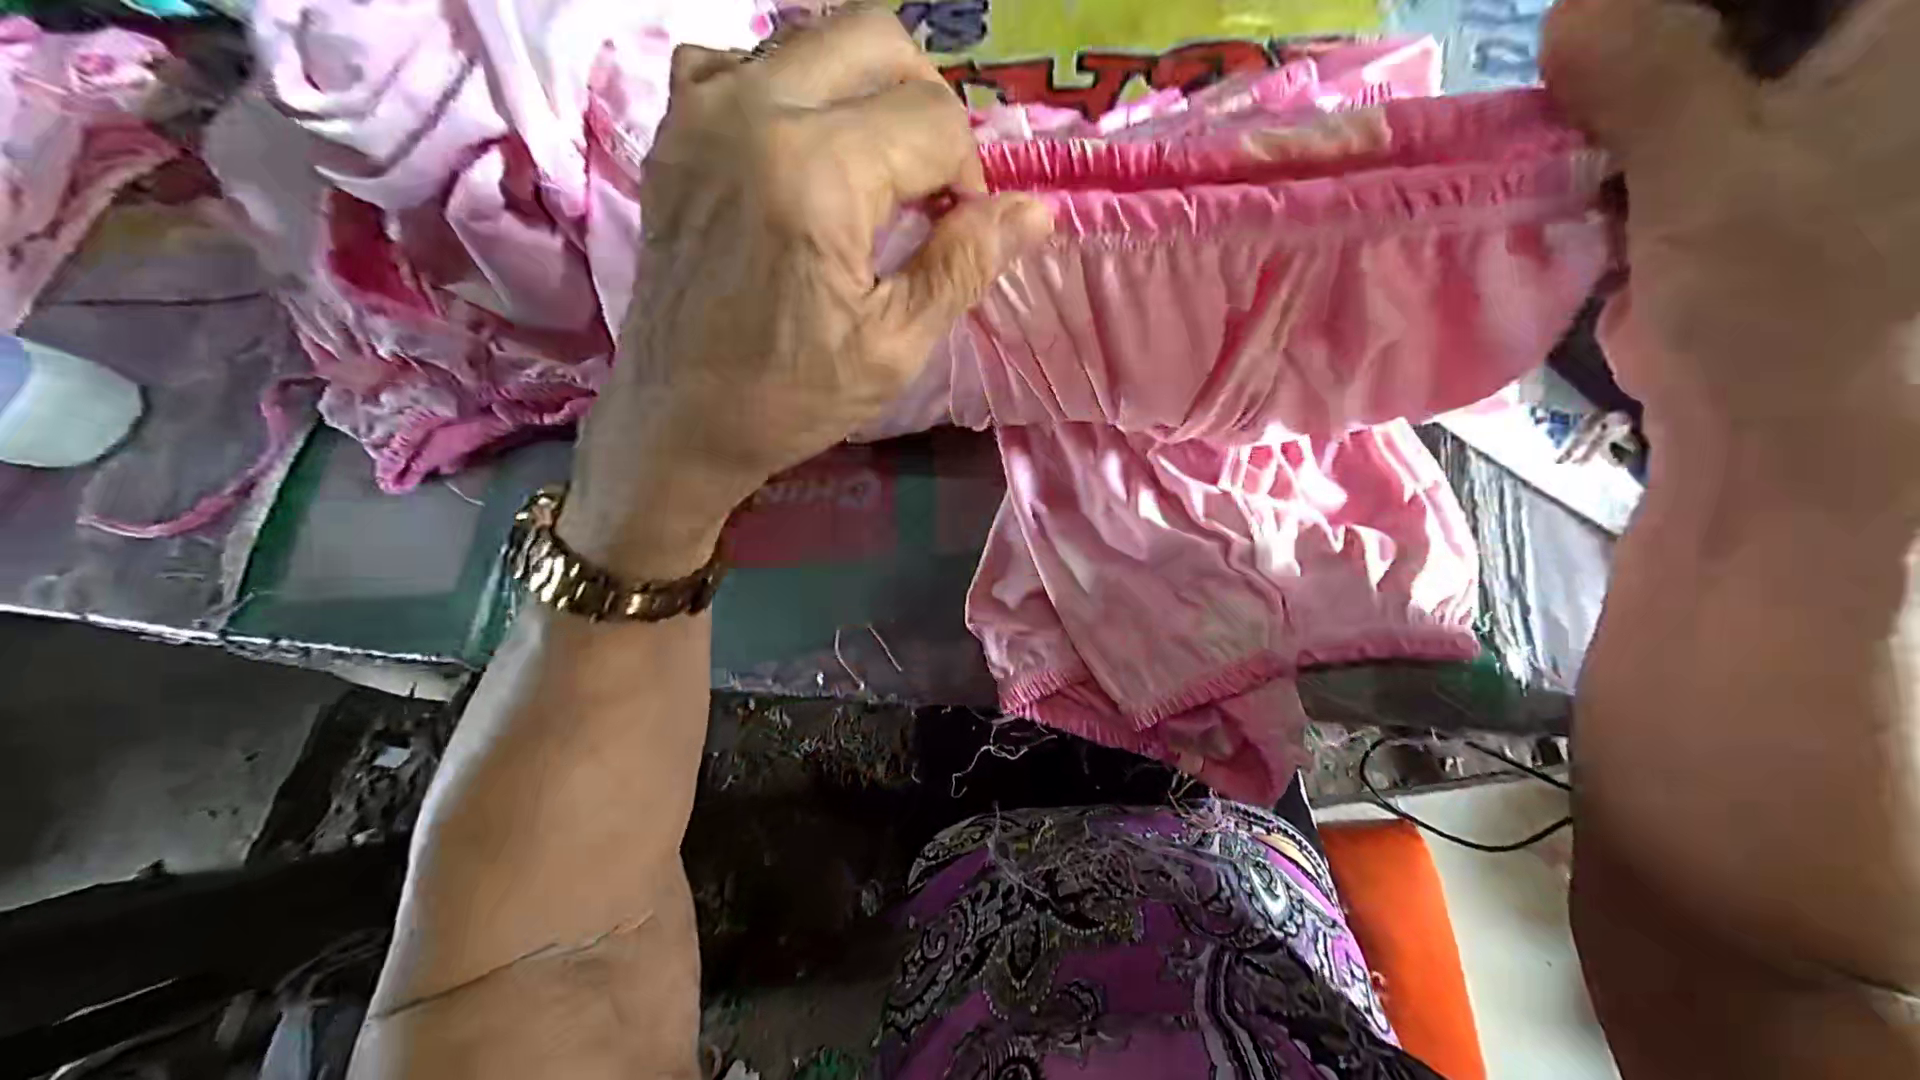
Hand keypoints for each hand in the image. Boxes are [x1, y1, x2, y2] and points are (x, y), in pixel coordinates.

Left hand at [561, 7, 1052, 578]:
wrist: (678, 420)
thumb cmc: (790, 397)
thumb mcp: (894, 347)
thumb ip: (964, 264)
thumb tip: (1035, 211)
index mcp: (817, 171)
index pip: (934, 120)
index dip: (968, 175)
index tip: (958, 231)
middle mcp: (753, 109)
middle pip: (878, 41)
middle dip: (925, 107)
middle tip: (927, 185)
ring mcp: (702, 108)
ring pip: (816, 40)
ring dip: (865, 94)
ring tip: (871, 175)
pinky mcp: (675, 127)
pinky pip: (748, 62)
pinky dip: (793, 92)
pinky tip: (800, 158)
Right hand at [1543, 0, 1919, 429]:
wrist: (1769, 418)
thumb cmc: (1782, 295)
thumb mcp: (1712, 174)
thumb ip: (1648, 82)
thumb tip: (1571, 9)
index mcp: (1897, 32)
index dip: (1659, 12)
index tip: (1591, 31)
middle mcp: (1848, 64)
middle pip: (1712, 25)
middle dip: (1628, 46)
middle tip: (1569, 84)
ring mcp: (1778, 127)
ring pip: (1671, 76)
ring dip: (1602, 105)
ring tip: (1559, 137)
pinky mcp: (1716, 185)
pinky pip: (1646, 138)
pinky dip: (1599, 153)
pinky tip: (1573, 179)